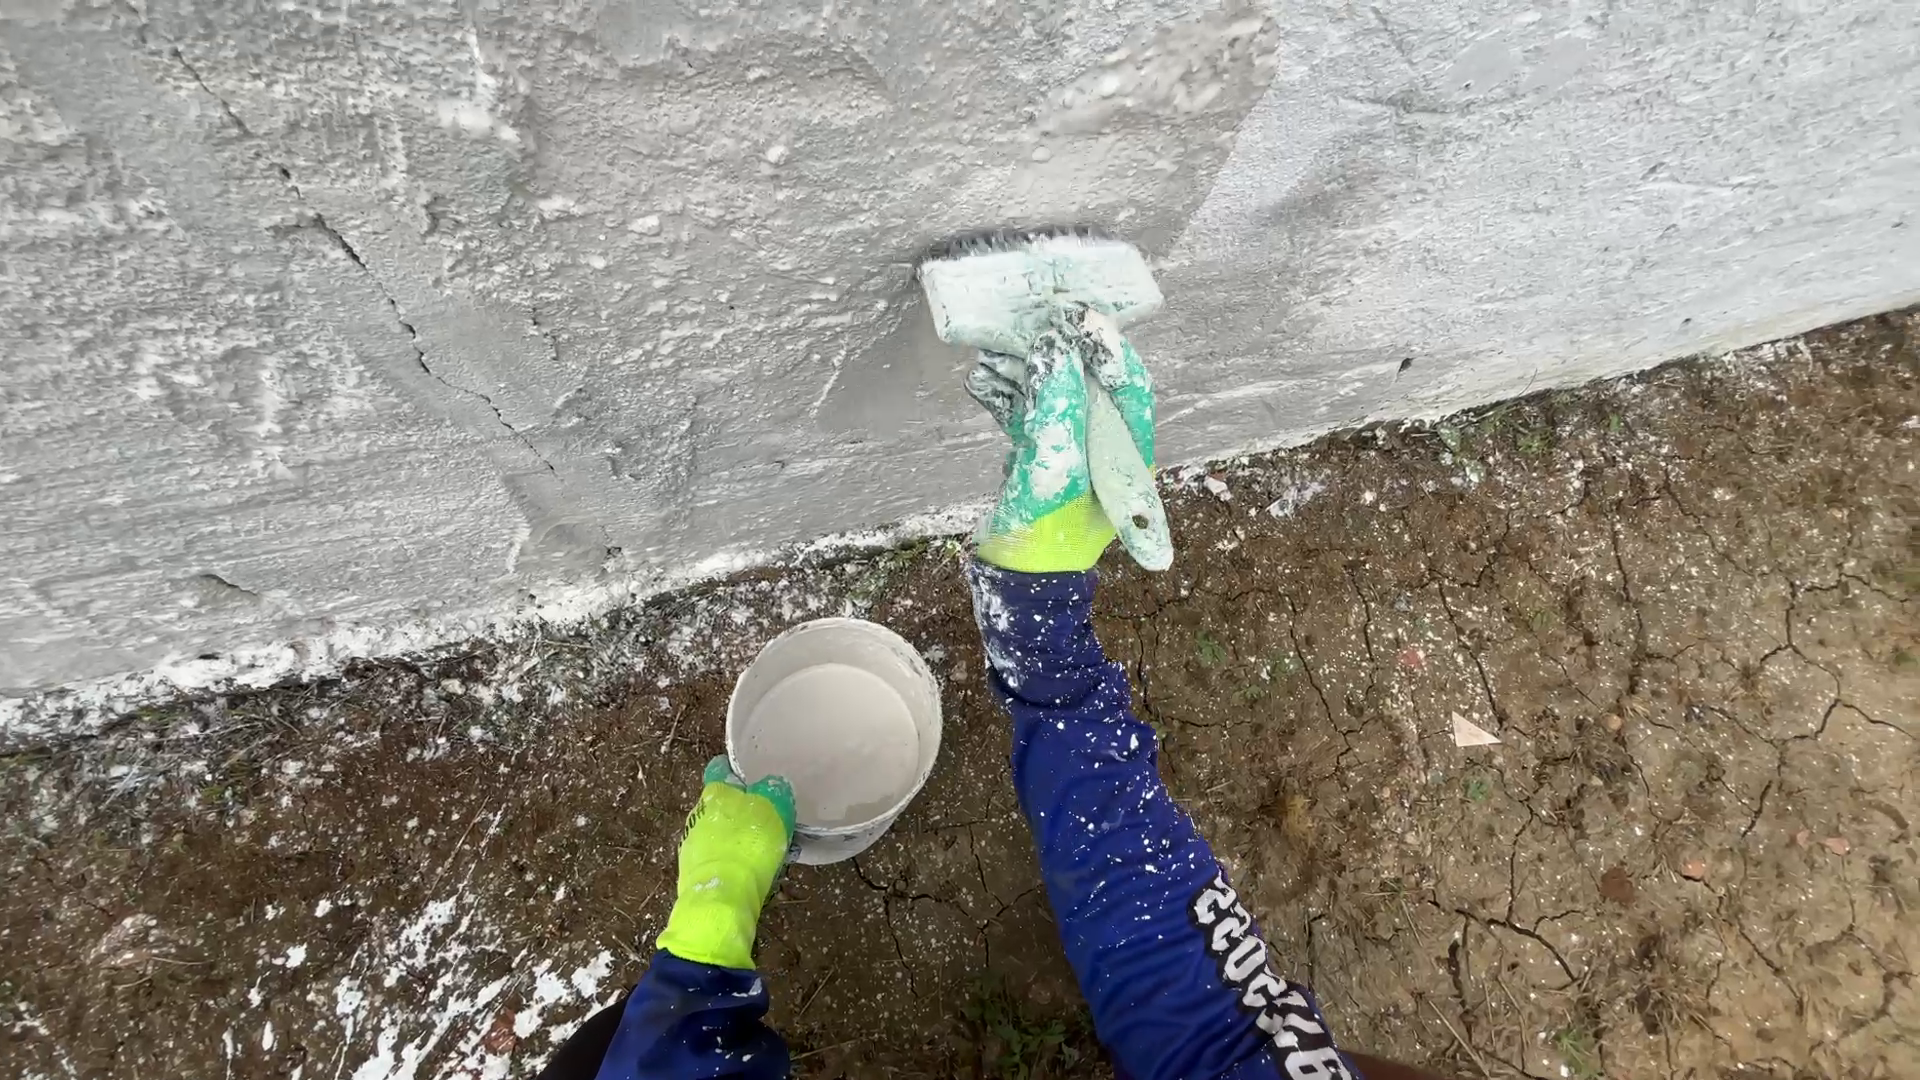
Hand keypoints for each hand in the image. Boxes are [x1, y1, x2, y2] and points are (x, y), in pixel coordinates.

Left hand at [655, 756, 795, 969]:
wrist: (721, 900)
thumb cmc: (749, 845)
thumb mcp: (774, 808)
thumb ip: (773, 790)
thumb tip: (771, 784)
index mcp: (714, 792)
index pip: (719, 769)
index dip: (733, 771)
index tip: (748, 777)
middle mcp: (697, 813)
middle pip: (718, 802)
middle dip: (736, 808)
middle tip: (762, 817)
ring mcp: (691, 844)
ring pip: (715, 830)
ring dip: (732, 836)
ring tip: (759, 849)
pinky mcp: (691, 872)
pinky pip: (714, 856)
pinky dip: (729, 859)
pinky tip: (747, 871)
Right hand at [967, 306, 1154, 573]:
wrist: (1019, 588)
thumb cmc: (1044, 540)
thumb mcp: (1053, 472)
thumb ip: (1058, 409)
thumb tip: (1057, 348)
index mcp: (1127, 458)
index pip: (1129, 389)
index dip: (1107, 351)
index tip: (1078, 319)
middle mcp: (1106, 452)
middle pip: (1089, 388)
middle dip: (1060, 357)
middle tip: (1032, 326)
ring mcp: (1073, 456)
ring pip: (1056, 399)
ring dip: (1028, 374)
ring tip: (999, 352)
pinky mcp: (1044, 461)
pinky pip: (1032, 418)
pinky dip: (1010, 399)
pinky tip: (987, 381)